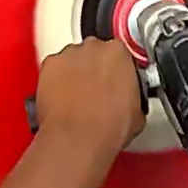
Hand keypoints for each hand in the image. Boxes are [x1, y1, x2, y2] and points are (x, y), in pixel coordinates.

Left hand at [32, 38, 145, 177]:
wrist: (78, 140)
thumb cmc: (106, 127)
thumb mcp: (137, 110)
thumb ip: (132, 92)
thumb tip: (129, 98)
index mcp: (118, 52)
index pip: (119, 52)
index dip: (116, 69)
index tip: (114, 82)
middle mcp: (93, 47)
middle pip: (94, 52)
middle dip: (94, 68)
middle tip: (95, 91)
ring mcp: (69, 54)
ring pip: (73, 58)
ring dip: (75, 73)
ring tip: (76, 98)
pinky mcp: (49, 64)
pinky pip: (54, 68)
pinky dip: (55, 80)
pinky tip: (61, 99)